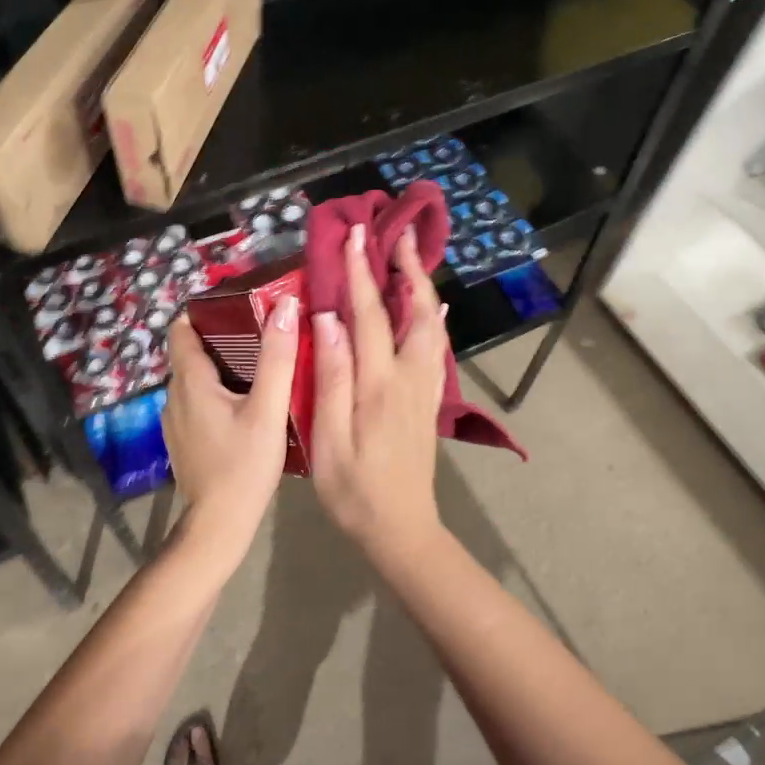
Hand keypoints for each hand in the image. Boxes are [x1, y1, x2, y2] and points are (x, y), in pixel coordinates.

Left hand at [162, 296, 300, 556]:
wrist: (217, 525)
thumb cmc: (243, 466)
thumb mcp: (267, 410)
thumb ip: (277, 358)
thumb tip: (284, 305)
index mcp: (190, 380)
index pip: (182, 328)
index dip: (206, 312)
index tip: (240, 307)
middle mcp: (174, 394)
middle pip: (192, 352)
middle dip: (222, 337)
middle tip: (262, 332)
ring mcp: (174, 419)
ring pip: (195, 378)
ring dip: (221, 367)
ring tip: (260, 365)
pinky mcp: (182, 438)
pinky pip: (196, 401)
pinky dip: (217, 392)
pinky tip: (245, 404)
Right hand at [310, 226, 447, 560]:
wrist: (402, 530)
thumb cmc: (354, 489)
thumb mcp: (329, 438)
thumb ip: (331, 378)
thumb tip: (328, 320)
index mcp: (379, 384)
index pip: (369, 315)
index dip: (362, 272)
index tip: (355, 235)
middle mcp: (409, 378)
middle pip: (415, 311)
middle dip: (407, 269)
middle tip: (398, 234)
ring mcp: (424, 390)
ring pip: (431, 326)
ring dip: (422, 289)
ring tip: (411, 261)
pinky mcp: (429, 402)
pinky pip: (436, 348)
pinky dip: (433, 319)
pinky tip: (433, 311)